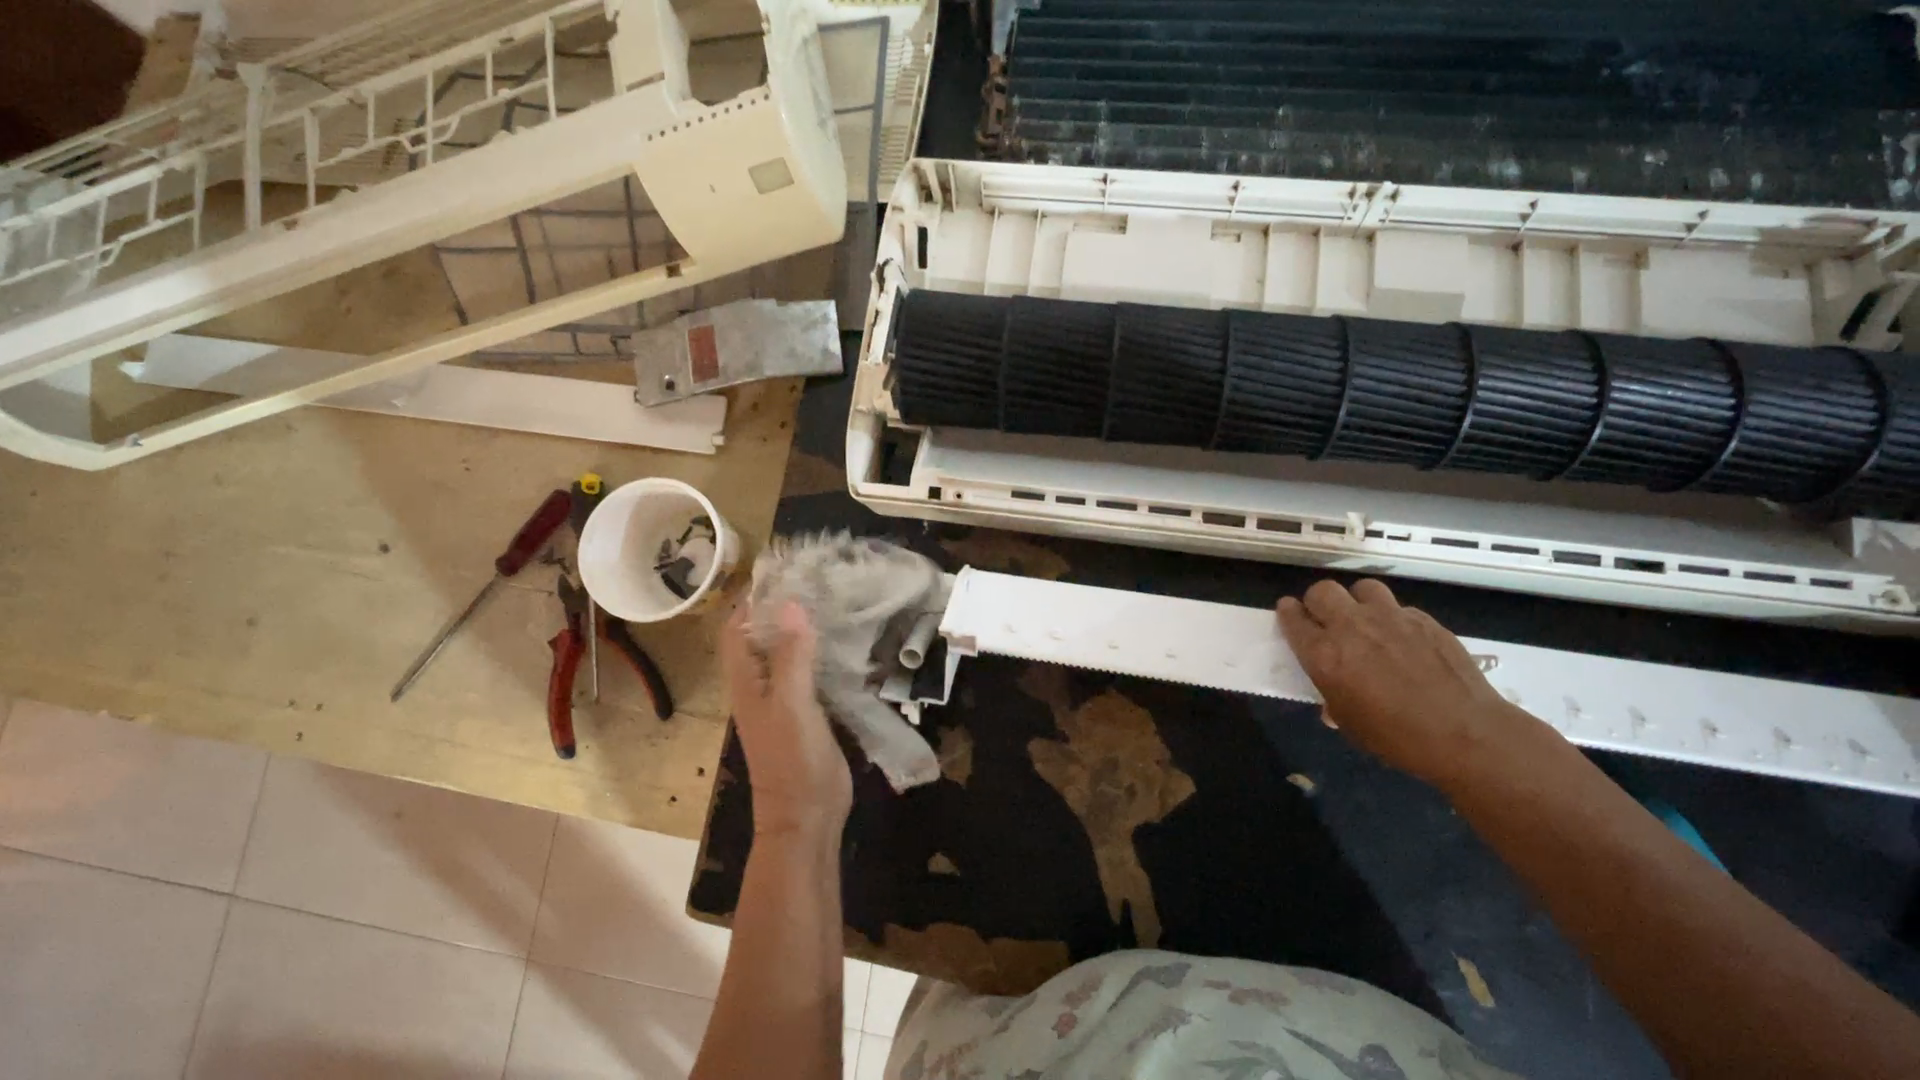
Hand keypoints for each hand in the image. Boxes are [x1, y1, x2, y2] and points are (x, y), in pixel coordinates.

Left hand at [721, 602, 852, 840]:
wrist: (807, 817)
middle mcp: (759, 687)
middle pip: (760, 638)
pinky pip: (807, 674)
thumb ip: (792, 657)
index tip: (780, 571)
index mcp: (747, 683)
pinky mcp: (806, 715)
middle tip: (815, 580)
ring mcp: (783, 702)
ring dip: (801, 630)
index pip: (737, 629)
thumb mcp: (793, 704)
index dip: (750, 600)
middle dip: (780, 609)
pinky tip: (844, 643)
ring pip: (785, 656)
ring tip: (832, 602)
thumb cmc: (794, 760)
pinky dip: (819, 654)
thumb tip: (791, 604)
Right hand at [1276, 579, 1545, 787]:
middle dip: (1318, 602)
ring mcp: (1390, 619)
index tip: (1290, 615)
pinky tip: (1402, 640)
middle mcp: (1352, 628)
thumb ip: (1332, 693)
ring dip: (1357, 601)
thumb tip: (1333, 688)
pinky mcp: (1423, 620)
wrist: (1463, 733)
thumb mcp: (1348, 721)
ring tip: (1365, 620)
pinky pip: (1398, 608)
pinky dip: (1392, 618)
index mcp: (1325, 655)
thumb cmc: (1396, 737)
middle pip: (1323, 591)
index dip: (1288, 614)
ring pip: (1362, 588)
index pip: (1293, 618)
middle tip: (1325, 618)